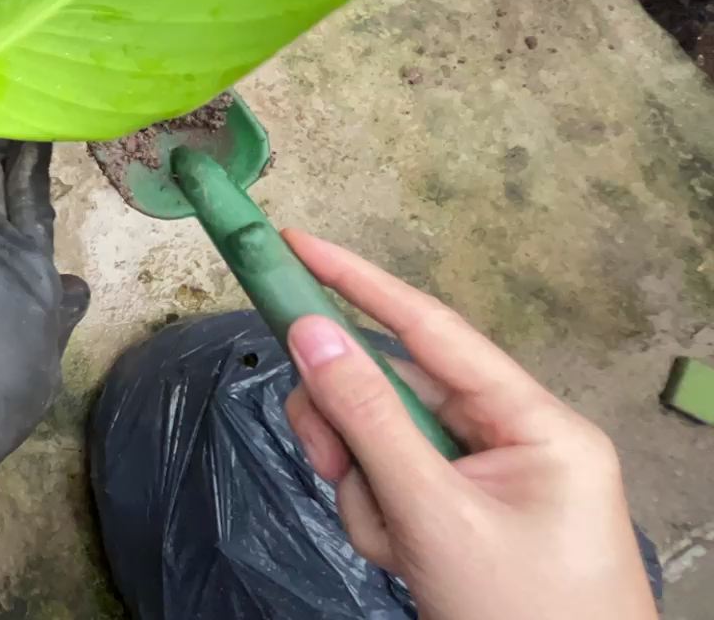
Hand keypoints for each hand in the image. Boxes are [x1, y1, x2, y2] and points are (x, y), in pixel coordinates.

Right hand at [280, 231, 655, 619]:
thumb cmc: (520, 612)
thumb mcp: (433, 512)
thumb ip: (365, 414)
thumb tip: (307, 329)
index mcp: (533, 422)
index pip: (426, 325)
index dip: (355, 277)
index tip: (292, 242)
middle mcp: (503, 430)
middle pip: (383, 382)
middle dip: (343, 421)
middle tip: (324, 460)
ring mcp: (474, 463)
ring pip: (369, 424)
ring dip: (352, 471)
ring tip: (377, 528)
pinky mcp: (447, 493)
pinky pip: (375, 464)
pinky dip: (365, 498)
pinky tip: (394, 544)